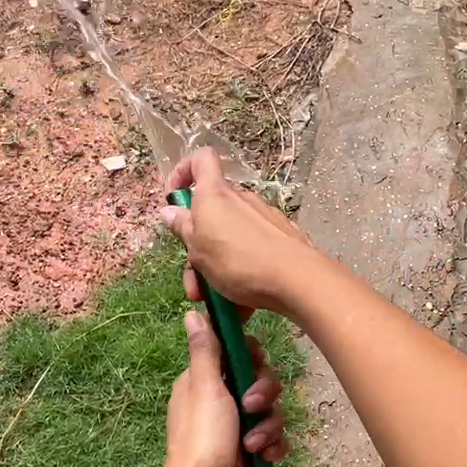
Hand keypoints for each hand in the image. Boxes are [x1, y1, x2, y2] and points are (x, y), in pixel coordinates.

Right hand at [159, 148, 319, 318]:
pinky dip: (244, 276)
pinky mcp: (283, 239)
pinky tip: (244, 306)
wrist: (296, 279)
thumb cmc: (238, 261)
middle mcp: (242, 200)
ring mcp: (265, 219)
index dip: (183, 171)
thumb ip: (183, 228)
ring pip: (231, 241)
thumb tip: (170, 210)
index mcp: (215, 195)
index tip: (174, 198)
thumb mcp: (199, 249)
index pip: (201, 160)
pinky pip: (253, 254)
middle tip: (196, 286)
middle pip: (213, 216)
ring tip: (220, 304)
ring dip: (219, 271)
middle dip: (199, 251)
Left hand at [163, 309, 289, 466]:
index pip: (236, 354)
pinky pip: (273, 438)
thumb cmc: (203, 438)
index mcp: (202, 382)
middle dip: (264, 394)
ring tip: (255, 444)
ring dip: (268, 425)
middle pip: (258, 381)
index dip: (251, 357)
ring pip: (269, 411)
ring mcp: (234, 429)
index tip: (255, 362)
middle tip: (253, 407)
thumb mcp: (205, 386)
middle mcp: (217, 402)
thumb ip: (205, 350)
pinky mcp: (248, 453)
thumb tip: (192, 312)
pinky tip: (267, 457)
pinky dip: (273, 445)